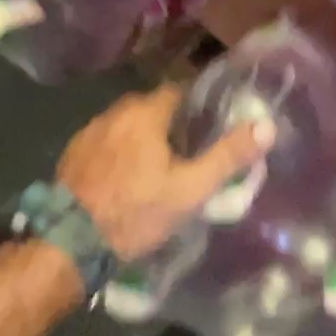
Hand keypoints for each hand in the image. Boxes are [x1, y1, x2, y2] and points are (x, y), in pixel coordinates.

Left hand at [58, 83, 273, 259]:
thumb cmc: (136, 212)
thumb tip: (267, 126)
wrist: (68, 244)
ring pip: (130, 127)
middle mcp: (114, 112)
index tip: (218, 126)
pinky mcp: (73, 155)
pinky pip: (109, 144)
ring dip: (147, 140)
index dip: (202, 106)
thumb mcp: (191, 190)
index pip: (181, 91)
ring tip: (165, 167)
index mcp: (145, 112)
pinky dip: (124, 153)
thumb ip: (228, 157)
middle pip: (155, 109)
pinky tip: (131, 178)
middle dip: (176, 125)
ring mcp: (89, 132)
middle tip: (196, 152)